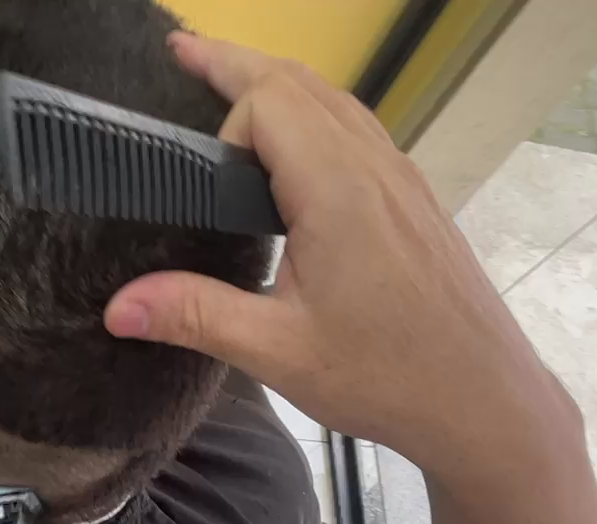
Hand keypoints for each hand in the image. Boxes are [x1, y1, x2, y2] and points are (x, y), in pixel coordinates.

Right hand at [104, 32, 582, 488]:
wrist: (480, 397)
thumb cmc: (383, 375)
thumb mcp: (276, 351)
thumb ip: (194, 316)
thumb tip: (116, 308)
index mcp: (338, 189)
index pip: (269, 103)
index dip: (224, 130)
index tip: (203, 195)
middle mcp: (375, 166)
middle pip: (300, 81)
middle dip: (235, 63)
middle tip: (179, 54)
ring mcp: (401, 179)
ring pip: (333, 101)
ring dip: (276, 85)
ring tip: (227, 89)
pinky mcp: (411, 202)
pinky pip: (356, 130)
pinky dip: (311, 115)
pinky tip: (294, 152)